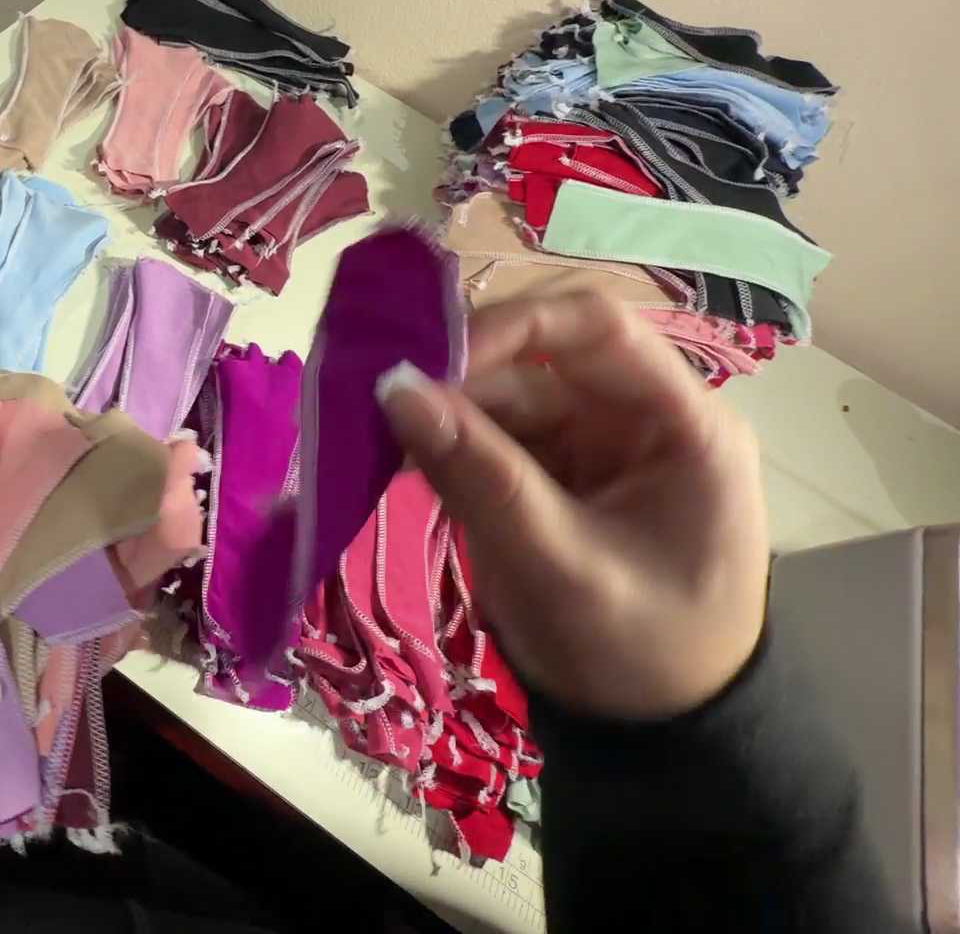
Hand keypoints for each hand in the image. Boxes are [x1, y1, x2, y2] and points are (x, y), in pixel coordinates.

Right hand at [377, 289, 768, 719]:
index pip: (592, 326)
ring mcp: (579, 447)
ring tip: (375, 445)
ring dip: (433, 419)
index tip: (427, 363)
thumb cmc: (632, 646)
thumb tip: (391, 386)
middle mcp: (627, 419)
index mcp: (676, 424)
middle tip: (378, 412)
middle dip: (452, 385)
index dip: (508, 325)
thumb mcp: (555, 560)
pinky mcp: (537, 475)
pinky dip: (432, 447)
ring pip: (490, 400)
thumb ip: (476, 472)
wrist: (643, 726)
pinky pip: (476, 438)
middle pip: (527, 363)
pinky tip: (393, 463)